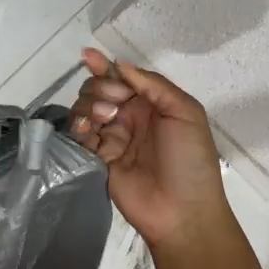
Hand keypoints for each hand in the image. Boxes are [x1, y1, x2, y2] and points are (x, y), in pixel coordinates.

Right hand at [72, 50, 232, 250]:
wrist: (183, 212)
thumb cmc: (190, 160)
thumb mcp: (185, 112)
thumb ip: (153, 84)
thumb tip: (120, 65)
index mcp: (151, 104)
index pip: (123, 78)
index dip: (105, 66)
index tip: (87, 56)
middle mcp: (130, 117)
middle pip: (100, 89)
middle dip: (100, 88)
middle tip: (113, 105)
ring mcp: (113, 138)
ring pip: (86, 108)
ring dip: (89, 105)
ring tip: (104, 120)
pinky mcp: (99, 159)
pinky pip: (80, 135)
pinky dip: (78, 127)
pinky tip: (86, 130)